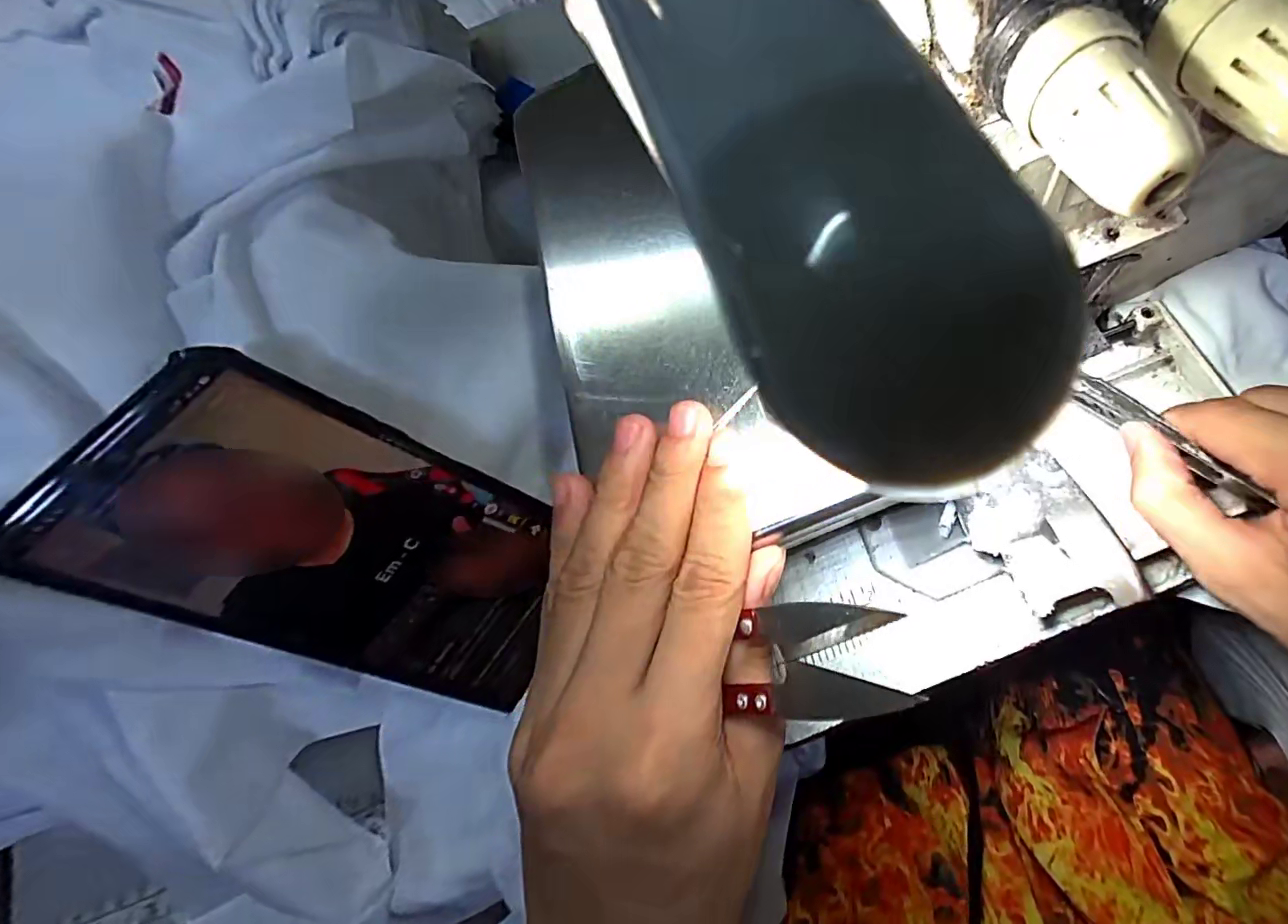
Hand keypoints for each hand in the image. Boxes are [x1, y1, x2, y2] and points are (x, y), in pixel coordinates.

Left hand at [510, 401, 787, 922]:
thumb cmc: (704, 868)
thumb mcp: (756, 773)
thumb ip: (755, 663)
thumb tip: (758, 562)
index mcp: (666, 745)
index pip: (698, 601)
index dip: (719, 521)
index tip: (731, 459)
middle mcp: (593, 719)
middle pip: (638, 574)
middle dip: (667, 484)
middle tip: (683, 418)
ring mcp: (546, 712)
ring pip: (588, 579)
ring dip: (617, 494)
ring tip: (633, 431)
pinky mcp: (529, 708)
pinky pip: (555, 609)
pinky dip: (570, 540)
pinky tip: (579, 487)